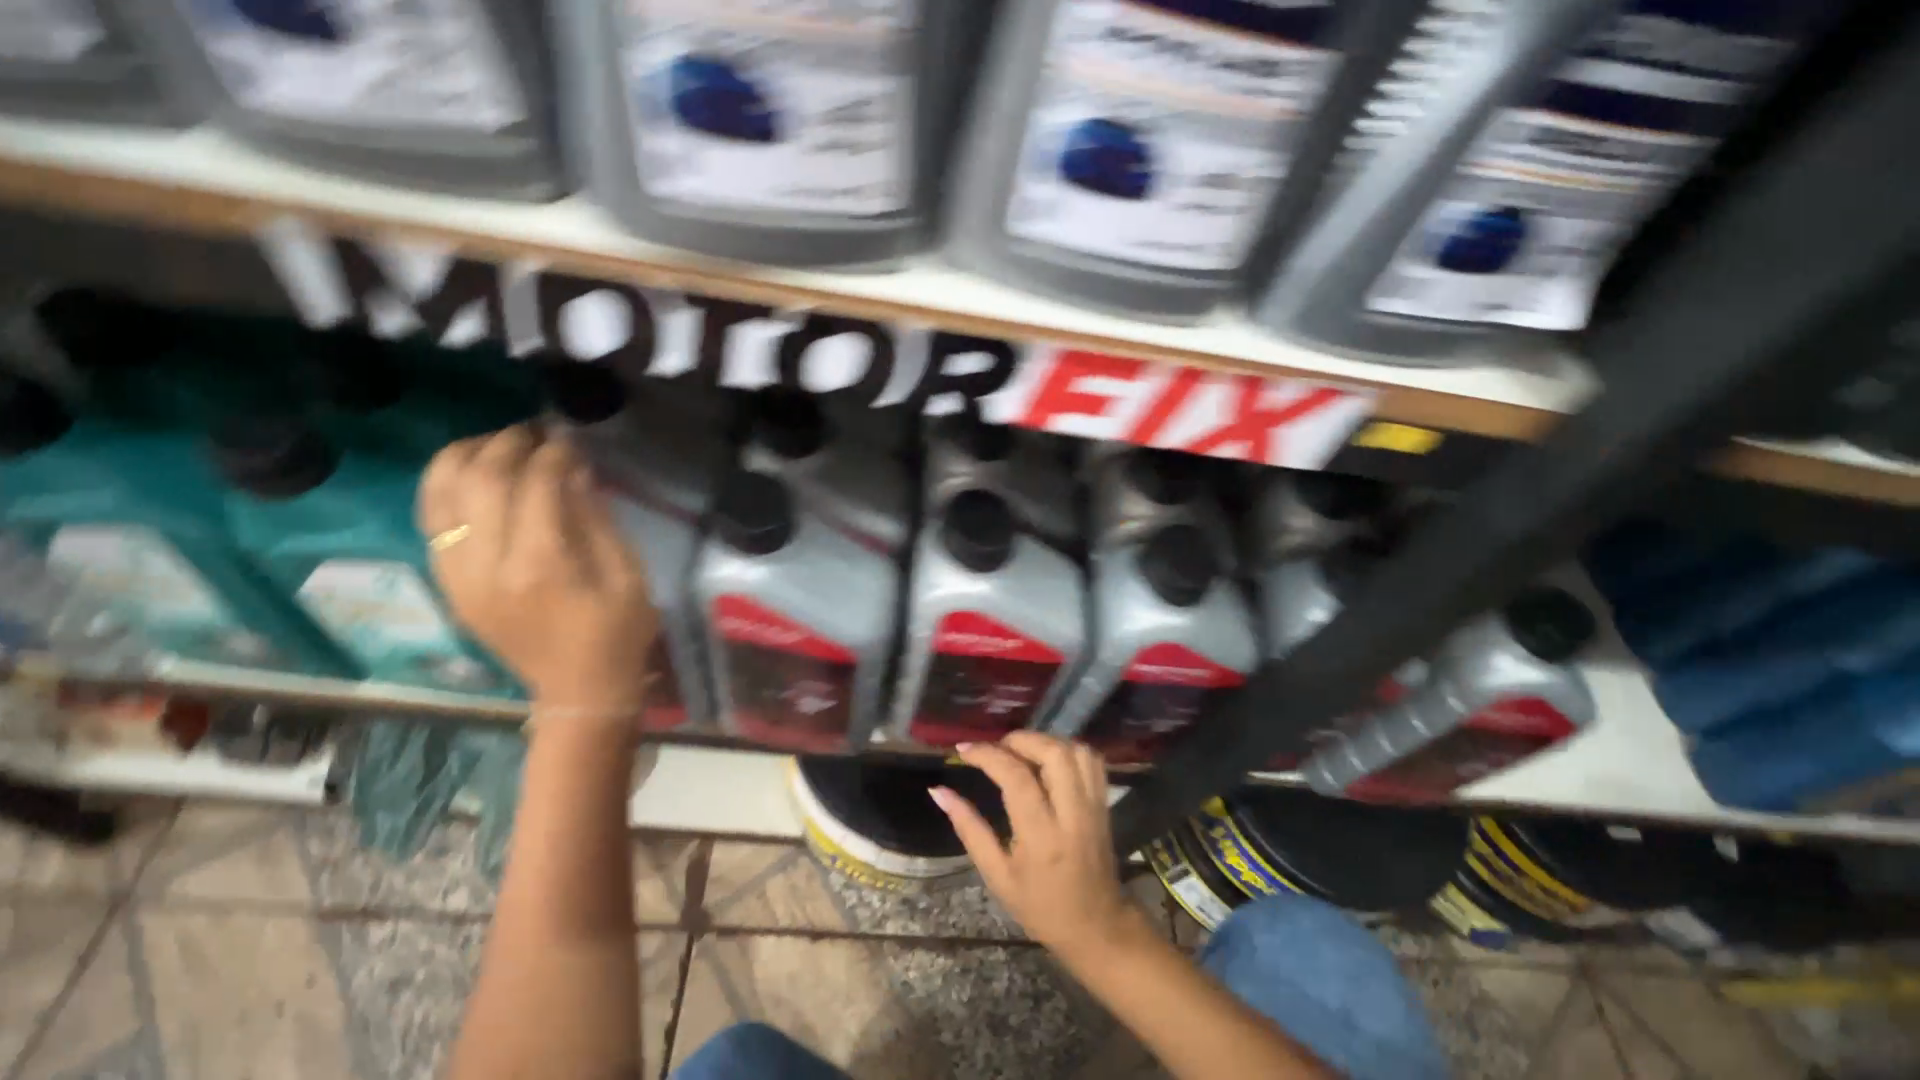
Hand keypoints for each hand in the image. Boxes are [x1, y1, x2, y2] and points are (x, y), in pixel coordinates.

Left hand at [417, 425, 656, 724]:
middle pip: (479, 478)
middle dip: (507, 443)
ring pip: (438, 493)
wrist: (578, 691)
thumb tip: (572, 466)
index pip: (536, 483)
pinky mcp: (448, 585)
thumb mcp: (627, 573)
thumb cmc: (617, 631)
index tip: (570, 439)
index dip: (554, 451)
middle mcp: (487, 567)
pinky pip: (431, 521)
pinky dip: (447, 488)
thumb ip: (594, 516)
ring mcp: (458, 577)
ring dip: (465, 457)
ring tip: (496, 446)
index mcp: (542, 565)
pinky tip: (475, 478)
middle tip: (534, 433)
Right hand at [931, 733, 1150, 958]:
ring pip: (1076, 752)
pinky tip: (1047, 760)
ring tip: (1021, 752)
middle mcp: (1072, 814)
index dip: (988, 755)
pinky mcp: (1104, 805)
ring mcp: (1094, 807)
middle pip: (1054, 754)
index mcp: (1042, 836)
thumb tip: (939, 792)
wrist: (1096, 926)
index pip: (1016, 778)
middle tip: (996, 749)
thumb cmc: (1040, 906)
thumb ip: (970, 829)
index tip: (964, 750)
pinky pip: (1091, 762)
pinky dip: (1067, 750)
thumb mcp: (997, 876)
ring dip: (1045, 741)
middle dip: (1021, 740)